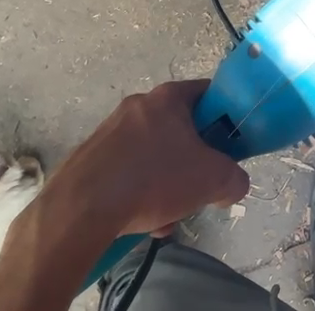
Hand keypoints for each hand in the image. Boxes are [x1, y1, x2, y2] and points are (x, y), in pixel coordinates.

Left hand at [44, 80, 248, 236]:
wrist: (79, 210)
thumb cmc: (154, 179)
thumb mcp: (213, 180)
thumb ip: (235, 179)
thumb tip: (233, 185)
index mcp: (169, 97)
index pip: (209, 93)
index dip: (225, 117)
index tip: (229, 144)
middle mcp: (138, 105)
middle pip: (179, 128)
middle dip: (191, 160)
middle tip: (197, 185)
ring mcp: (108, 130)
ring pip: (151, 154)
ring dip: (164, 182)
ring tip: (165, 216)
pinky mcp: (87, 158)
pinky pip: (125, 171)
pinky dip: (136, 192)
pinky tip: (138, 222)